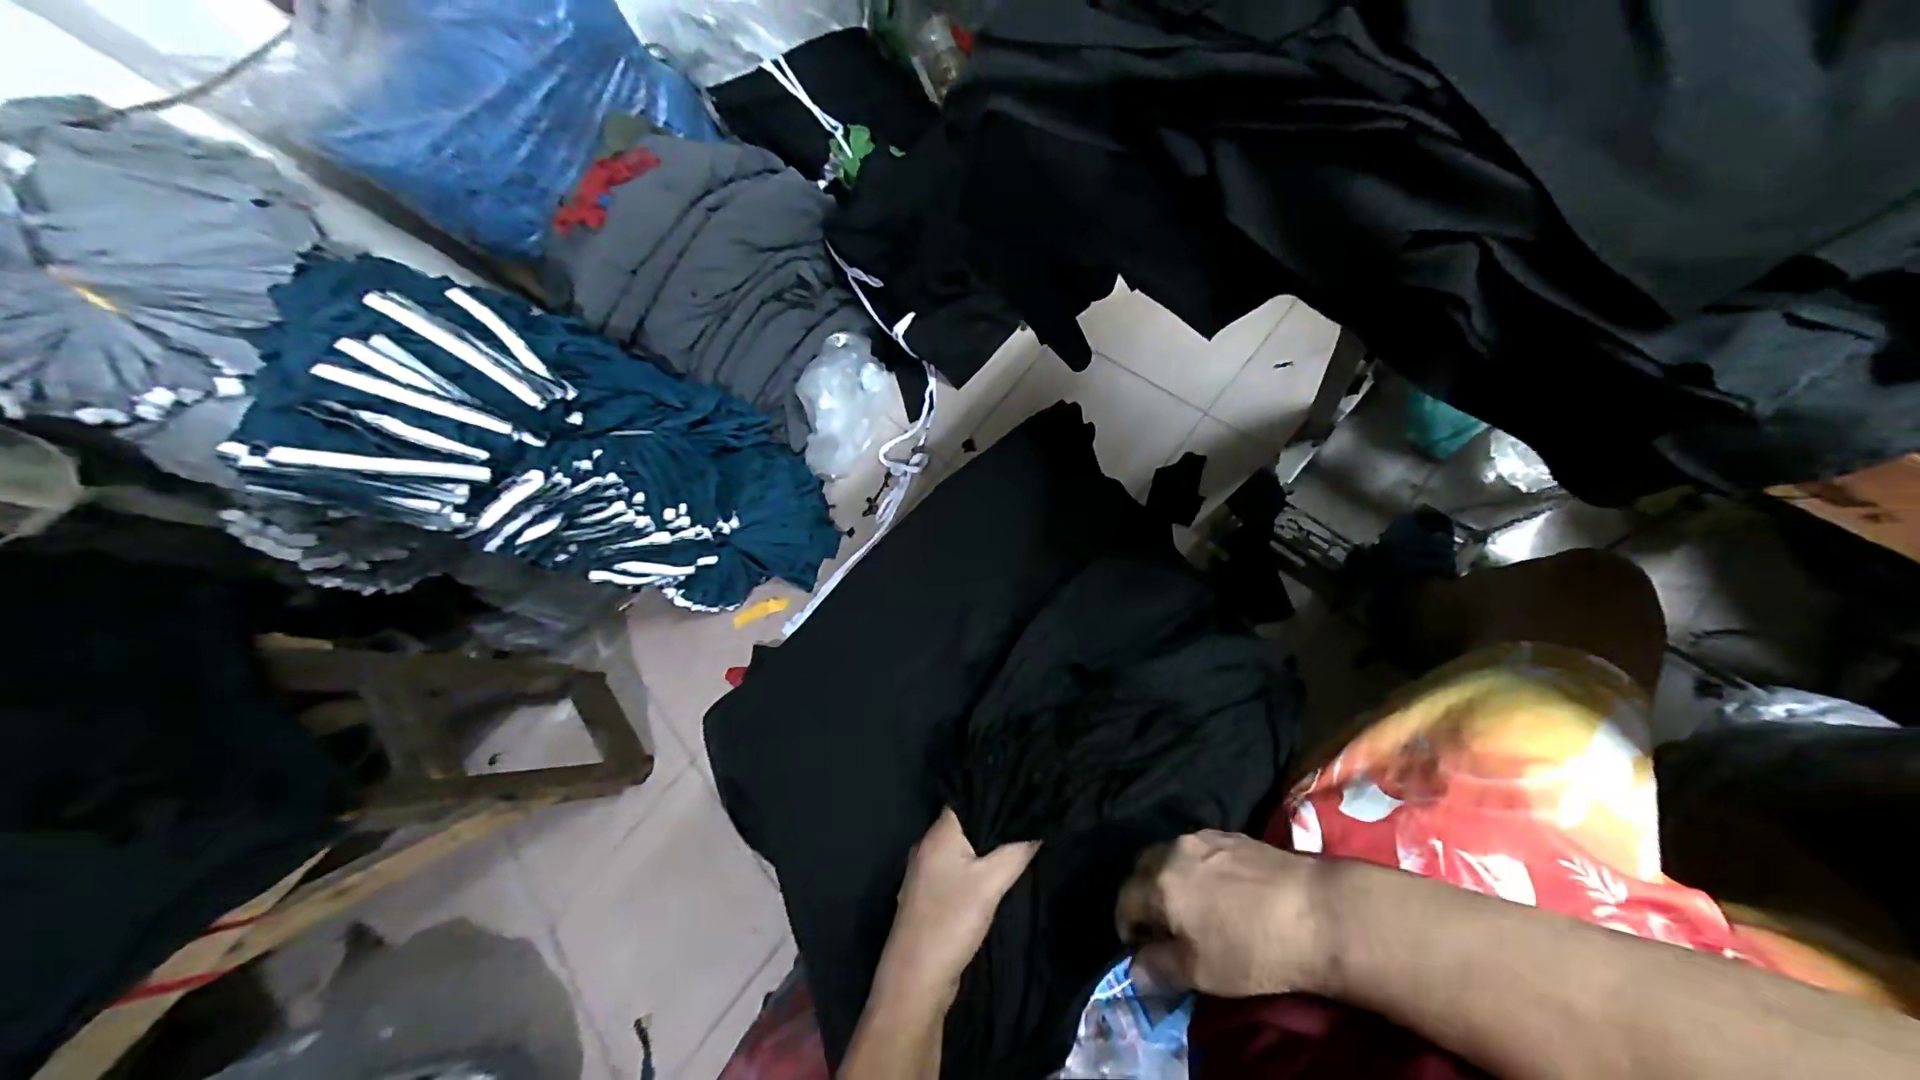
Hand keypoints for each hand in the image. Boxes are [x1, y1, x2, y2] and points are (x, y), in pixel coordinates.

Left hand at [874, 808, 1039, 1002]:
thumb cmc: (950, 921)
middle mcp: (927, 847)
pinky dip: (975, 868)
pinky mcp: (929, 896)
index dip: (993, 793)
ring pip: (961, 849)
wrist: (915, 979)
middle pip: (964, 823)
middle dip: (994, 821)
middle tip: (1027, 817)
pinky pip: (956, 870)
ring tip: (1018, 841)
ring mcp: (926, 873)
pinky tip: (995, 874)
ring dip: (984, 848)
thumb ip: (1016, 852)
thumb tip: (1037, 827)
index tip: (1021, 791)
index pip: (966, 798)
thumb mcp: (990, 883)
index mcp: (938, 834)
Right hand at [1116, 830, 1329, 997]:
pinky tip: (1221, 892)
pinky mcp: (1232, 835)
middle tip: (1163, 927)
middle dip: (1143, 897)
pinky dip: (1196, 869)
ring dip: (1170, 879)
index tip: (1142, 950)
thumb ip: (1159, 968)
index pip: (1124, 901)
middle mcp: (1174, 850)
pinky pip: (1198, 850)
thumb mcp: (1201, 973)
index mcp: (1158, 882)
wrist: (1319, 912)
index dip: (1127, 928)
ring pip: (1170, 856)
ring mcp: (1204, 837)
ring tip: (1192, 907)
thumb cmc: (1253, 949)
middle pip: (1142, 869)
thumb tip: (1134, 968)